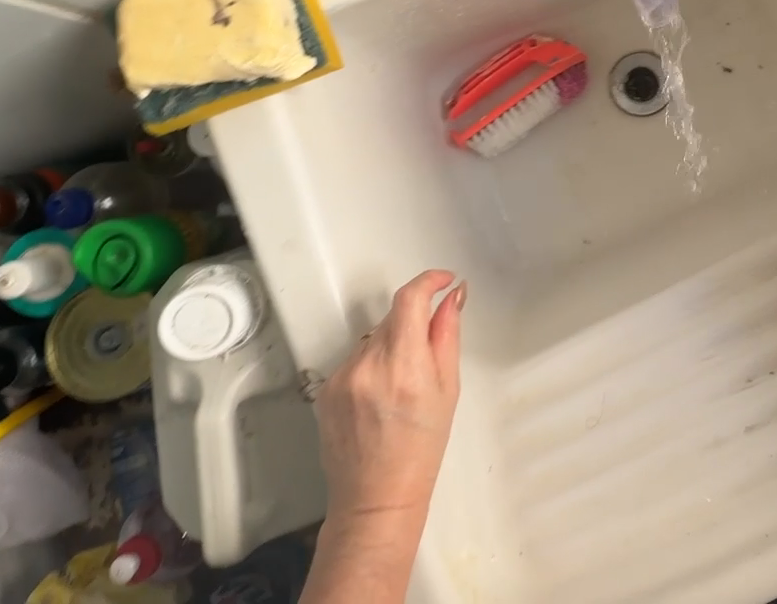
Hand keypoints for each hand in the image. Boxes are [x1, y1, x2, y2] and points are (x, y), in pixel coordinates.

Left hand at [314, 270, 465, 522]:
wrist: (377, 496)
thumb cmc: (421, 449)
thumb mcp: (448, 388)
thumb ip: (447, 335)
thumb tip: (451, 297)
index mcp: (403, 366)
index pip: (410, 299)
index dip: (428, 281)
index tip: (442, 280)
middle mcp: (367, 366)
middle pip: (393, 316)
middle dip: (414, 321)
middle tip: (428, 353)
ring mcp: (341, 378)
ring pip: (374, 337)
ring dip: (391, 344)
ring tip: (401, 386)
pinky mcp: (325, 389)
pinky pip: (355, 358)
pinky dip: (371, 364)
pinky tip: (379, 397)